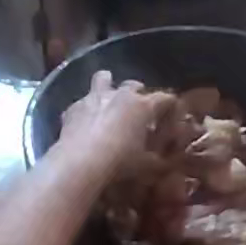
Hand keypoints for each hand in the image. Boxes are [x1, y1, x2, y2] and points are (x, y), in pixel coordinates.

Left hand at [57, 70, 172, 170]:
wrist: (81, 162)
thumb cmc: (120, 162)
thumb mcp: (144, 166)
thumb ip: (156, 161)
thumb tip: (163, 162)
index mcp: (142, 106)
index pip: (164, 99)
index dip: (170, 106)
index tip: (171, 114)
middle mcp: (120, 95)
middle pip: (134, 85)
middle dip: (138, 93)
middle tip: (137, 109)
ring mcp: (95, 98)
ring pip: (103, 78)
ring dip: (107, 84)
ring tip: (107, 98)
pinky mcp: (74, 107)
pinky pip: (81, 103)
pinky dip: (84, 109)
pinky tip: (83, 121)